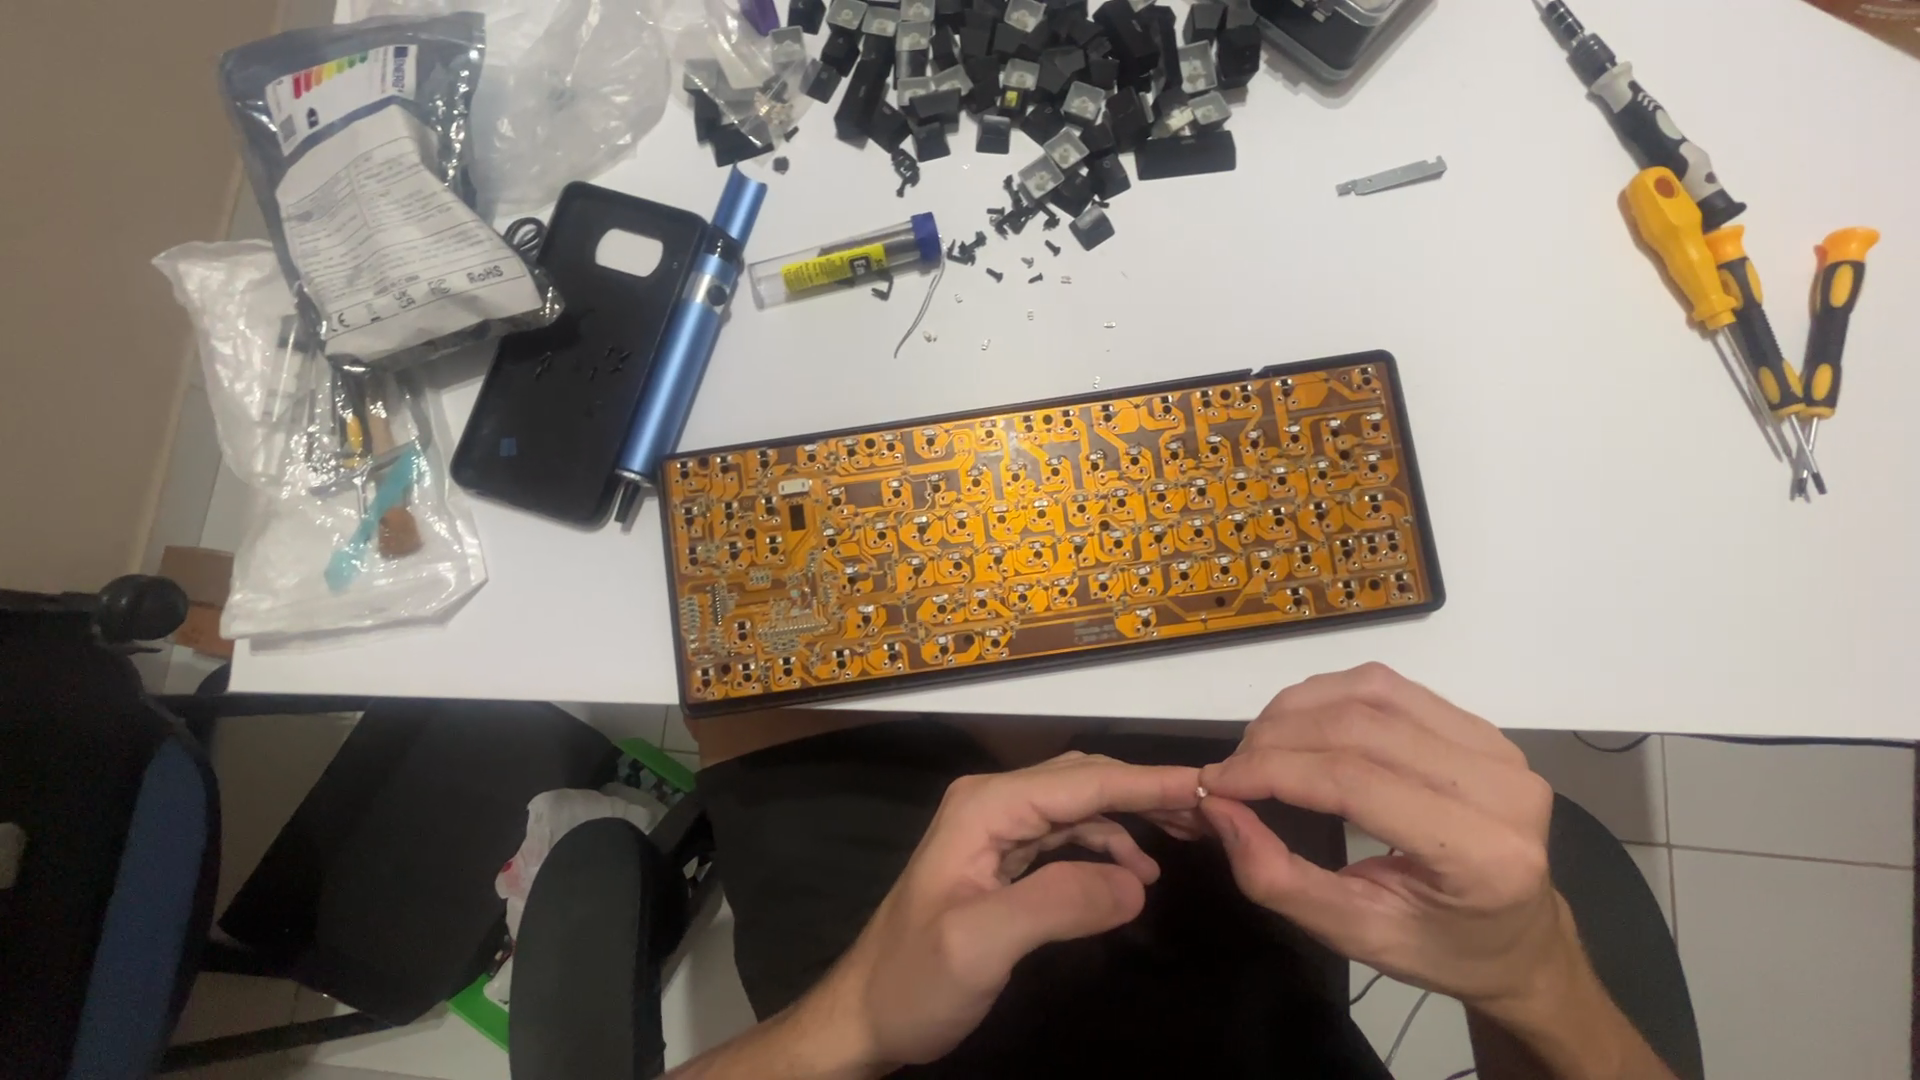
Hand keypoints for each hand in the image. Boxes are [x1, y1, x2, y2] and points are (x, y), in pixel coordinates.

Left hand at [807, 753, 1203, 1071]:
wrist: (867, 1011)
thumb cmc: (915, 979)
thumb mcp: (980, 946)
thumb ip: (1056, 905)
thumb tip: (1135, 883)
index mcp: (986, 806)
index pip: (1081, 782)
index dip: (1146, 782)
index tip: (1208, 785)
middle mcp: (993, 801)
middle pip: (1083, 780)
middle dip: (1145, 791)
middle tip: (1210, 813)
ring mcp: (997, 826)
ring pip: (1079, 803)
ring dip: (1131, 816)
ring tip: (1187, 839)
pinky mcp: (1003, 854)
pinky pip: (1067, 833)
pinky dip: (1106, 844)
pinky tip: (1134, 873)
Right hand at [1197, 664, 1577, 1015]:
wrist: (1523, 940)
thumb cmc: (1442, 948)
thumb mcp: (1355, 935)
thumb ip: (1278, 878)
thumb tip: (1216, 807)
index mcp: (1482, 853)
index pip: (1352, 781)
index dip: (1271, 771)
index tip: (1214, 783)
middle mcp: (1501, 786)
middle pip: (1357, 726)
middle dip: (1274, 739)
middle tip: (1232, 769)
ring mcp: (1496, 747)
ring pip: (1367, 691)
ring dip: (1295, 709)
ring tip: (1259, 745)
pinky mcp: (1479, 726)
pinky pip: (1385, 686)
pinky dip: (1325, 696)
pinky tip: (1300, 725)